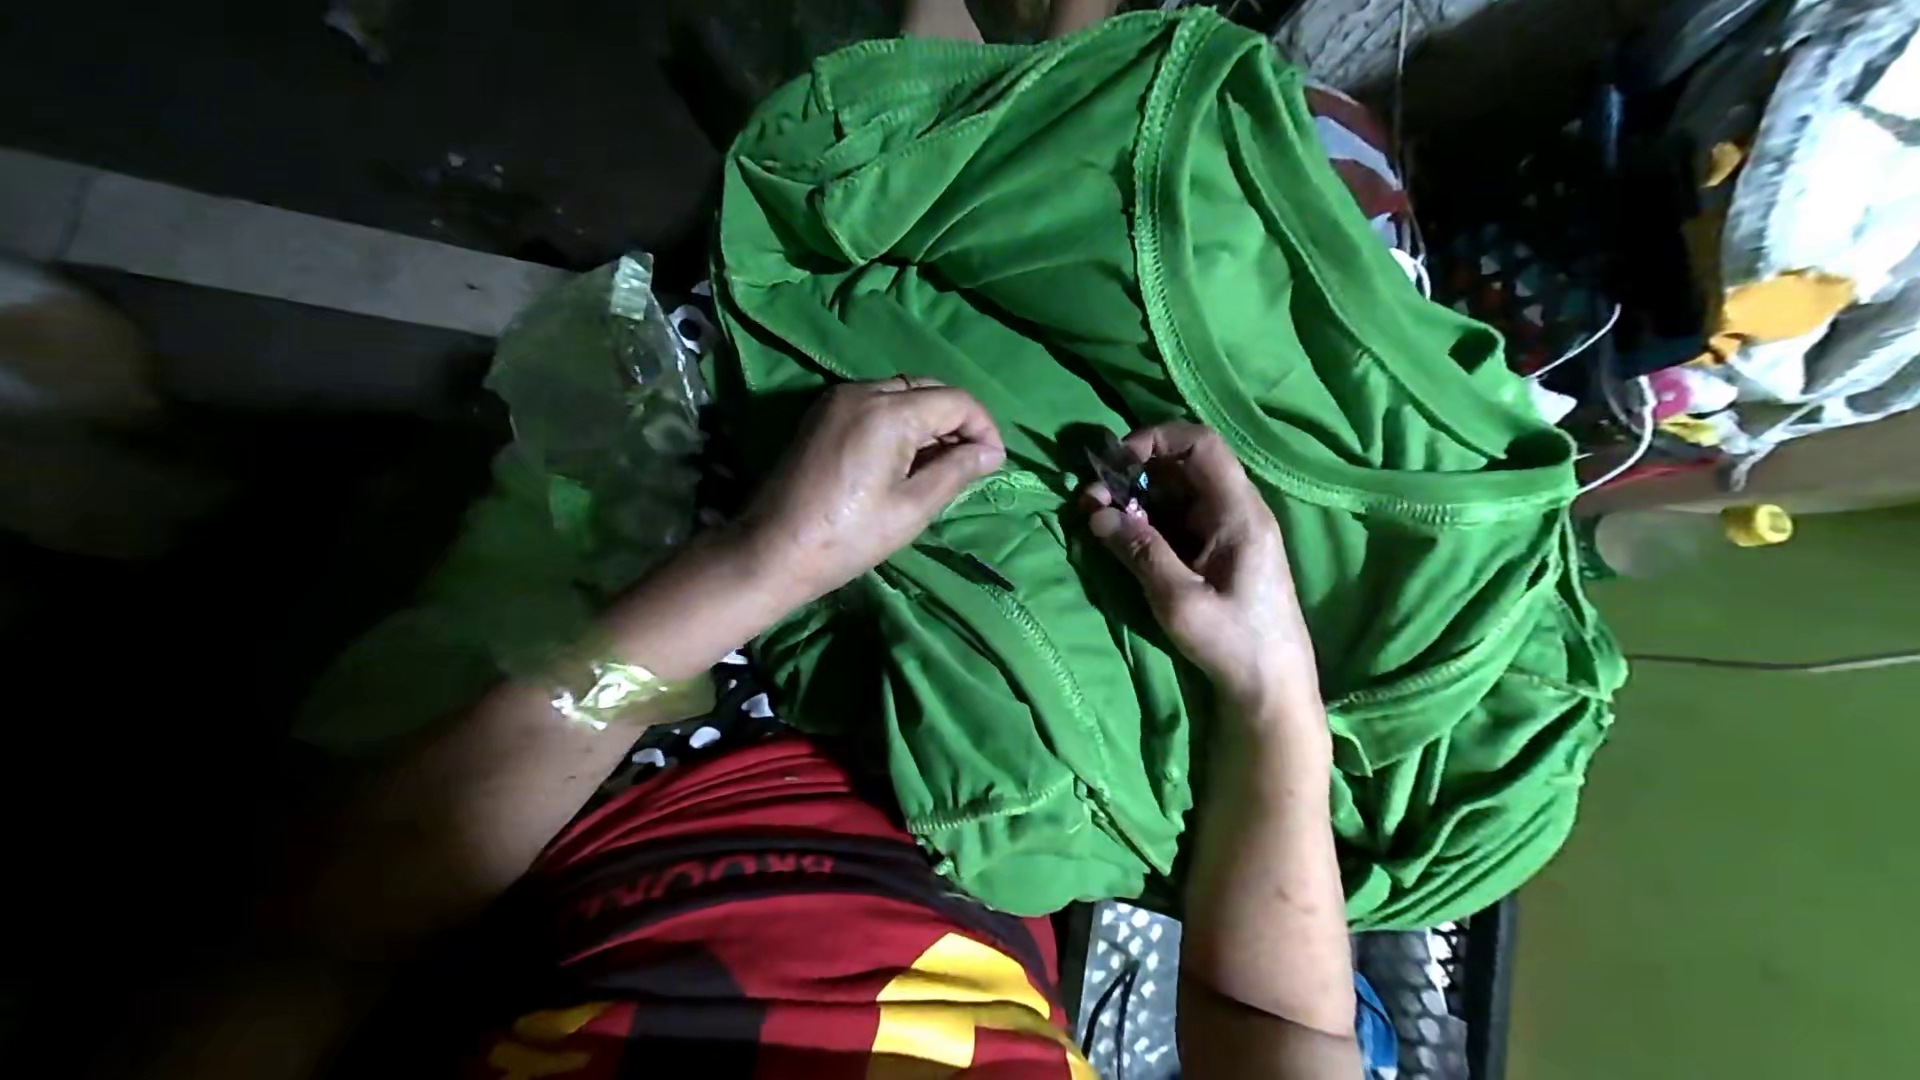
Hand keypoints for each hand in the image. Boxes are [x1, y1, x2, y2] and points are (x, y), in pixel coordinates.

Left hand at [736, 376, 1004, 604]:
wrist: (771, 551)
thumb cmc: (848, 538)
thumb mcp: (911, 509)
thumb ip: (956, 472)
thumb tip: (991, 453)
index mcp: (888, 412)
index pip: (955, 401)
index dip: (983, 427)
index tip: (994, 462)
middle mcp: (862, 391)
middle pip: (928, 390)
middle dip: (958, 421)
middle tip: (971, 463)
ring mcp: (837, 399)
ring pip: (902, 394)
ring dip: (930, 422)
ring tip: (941, 465)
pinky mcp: (823, 414)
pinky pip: (876, 404)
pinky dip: (901, 423)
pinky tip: (905, 458)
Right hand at [1081, 423, 1318, 717]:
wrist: (1270, 687)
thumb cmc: (1233, 642)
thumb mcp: (1179, 600)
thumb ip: (1139, 551)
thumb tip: (1096, 513)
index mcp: (1238, 513)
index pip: (1200, 445)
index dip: (1155, 440)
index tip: (1116, 464)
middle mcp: (1234, 511)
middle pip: (1180, 467)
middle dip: (1132, 474)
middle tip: (1091, 499)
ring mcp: (1224, 531)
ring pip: (1174, 493)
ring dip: (1133, 498)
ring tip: (1096, 518)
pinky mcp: (1213, 550)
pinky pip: (1175, 519)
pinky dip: (1144, 521)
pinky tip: (1120, 537)